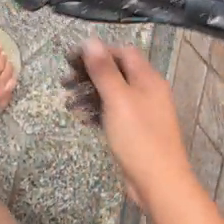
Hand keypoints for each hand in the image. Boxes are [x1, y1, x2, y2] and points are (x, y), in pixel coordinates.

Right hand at [78, 40, 194, 206]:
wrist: (159, 182)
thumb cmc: (139, 138)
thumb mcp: (118, 100)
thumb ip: (104, 70)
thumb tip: (90, 41)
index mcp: (148, 79)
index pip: (123, 53)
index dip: (98, 52)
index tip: (72, 60)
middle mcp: (148, 92)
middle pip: (116, 72)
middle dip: (90, 74)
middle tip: (65, 82)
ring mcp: (142, 112)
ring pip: (113, 94)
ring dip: (90, 94)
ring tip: (68, 103)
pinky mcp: (135, 131)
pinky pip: (114, 113)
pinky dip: (97, 111)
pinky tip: (82, 118)